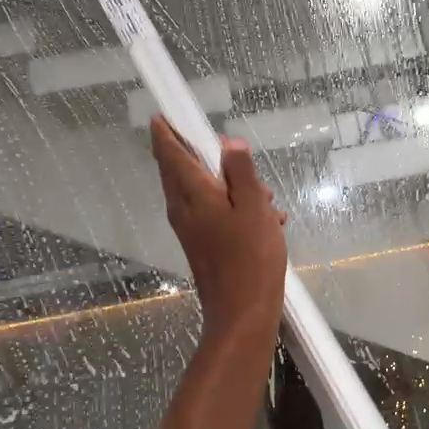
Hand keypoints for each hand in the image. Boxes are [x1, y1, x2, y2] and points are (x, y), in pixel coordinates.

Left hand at [150, 116, 287, 341]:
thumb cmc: (250, 257)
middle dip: (205, 155)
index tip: (162, 113)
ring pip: (202, 189)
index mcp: (191, 194)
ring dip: (230, 183)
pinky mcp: (201, 242)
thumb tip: (227, 141)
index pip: (169, 153)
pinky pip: (213, 210)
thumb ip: (240, 171)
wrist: (242, 315)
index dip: (164, 131)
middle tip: (232, 154)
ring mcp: (190, 227)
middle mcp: (182, 208)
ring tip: (265, 195)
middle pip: (181, 169)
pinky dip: (235, 205)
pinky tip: (267, 219)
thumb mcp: (254, 207)